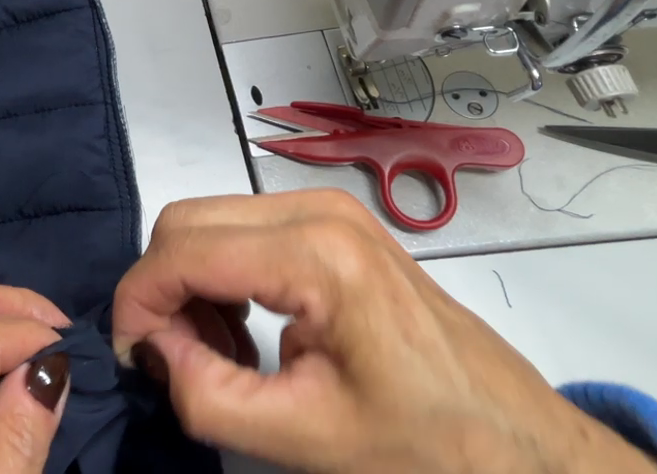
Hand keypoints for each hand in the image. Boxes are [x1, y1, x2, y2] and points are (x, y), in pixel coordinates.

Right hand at [112, 190, 656, 473]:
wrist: (526, 445)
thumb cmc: (428, 448)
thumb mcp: (307, 438)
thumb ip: (207, 395)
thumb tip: (153, 349)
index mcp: (315, 253)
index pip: (184, 250)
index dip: (139, 300)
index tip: (131, 357)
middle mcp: (314, 208)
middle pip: (187, 222)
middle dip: (162, 289)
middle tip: (175, 360)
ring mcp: (325, 208)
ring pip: (208, 222)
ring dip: (191, 285)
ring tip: (216, 354)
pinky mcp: (331, 221)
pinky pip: (241, 229)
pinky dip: (221, 276)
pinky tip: (245, 331)